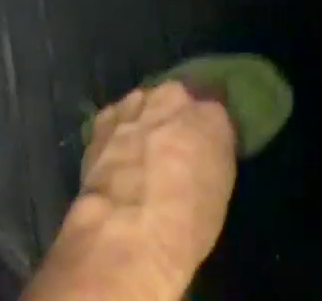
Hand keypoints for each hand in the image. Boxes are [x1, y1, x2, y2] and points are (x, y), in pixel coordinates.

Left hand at [22, 82, 235, 300]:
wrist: (127, 225)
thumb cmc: (188, 220)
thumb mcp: (218, 190)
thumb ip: (209, 155)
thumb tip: (197, 152)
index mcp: (210, 116)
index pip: (215, 107)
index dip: (208, 125)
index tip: (206, 140)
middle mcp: (172, 99)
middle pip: (176, 97)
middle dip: (174, 114)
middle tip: (174, 143)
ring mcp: (134, 104)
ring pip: (143, 103)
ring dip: (144, 119)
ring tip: (142, 147)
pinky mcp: (102, 118)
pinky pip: (117, 116)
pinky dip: (118, 129)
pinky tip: (117, 150)